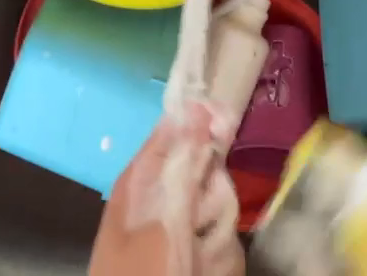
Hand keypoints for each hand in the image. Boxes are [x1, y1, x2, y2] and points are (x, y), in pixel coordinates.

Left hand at [89, 105, 244, 275]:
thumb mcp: (161, 223)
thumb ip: (182, 166)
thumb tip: (197, 108)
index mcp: (140, 182)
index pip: (175, 130)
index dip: (202, 125)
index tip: (224, 125)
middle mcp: (162, 201)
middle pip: (208, 170)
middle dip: (215, 197)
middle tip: (202, 220)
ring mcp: (183, 232)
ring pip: (223, 208)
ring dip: (217, 236)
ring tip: (199, 262)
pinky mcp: (202, 258)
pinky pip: (227, 246)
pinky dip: (221, 262)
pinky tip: (206, 273)